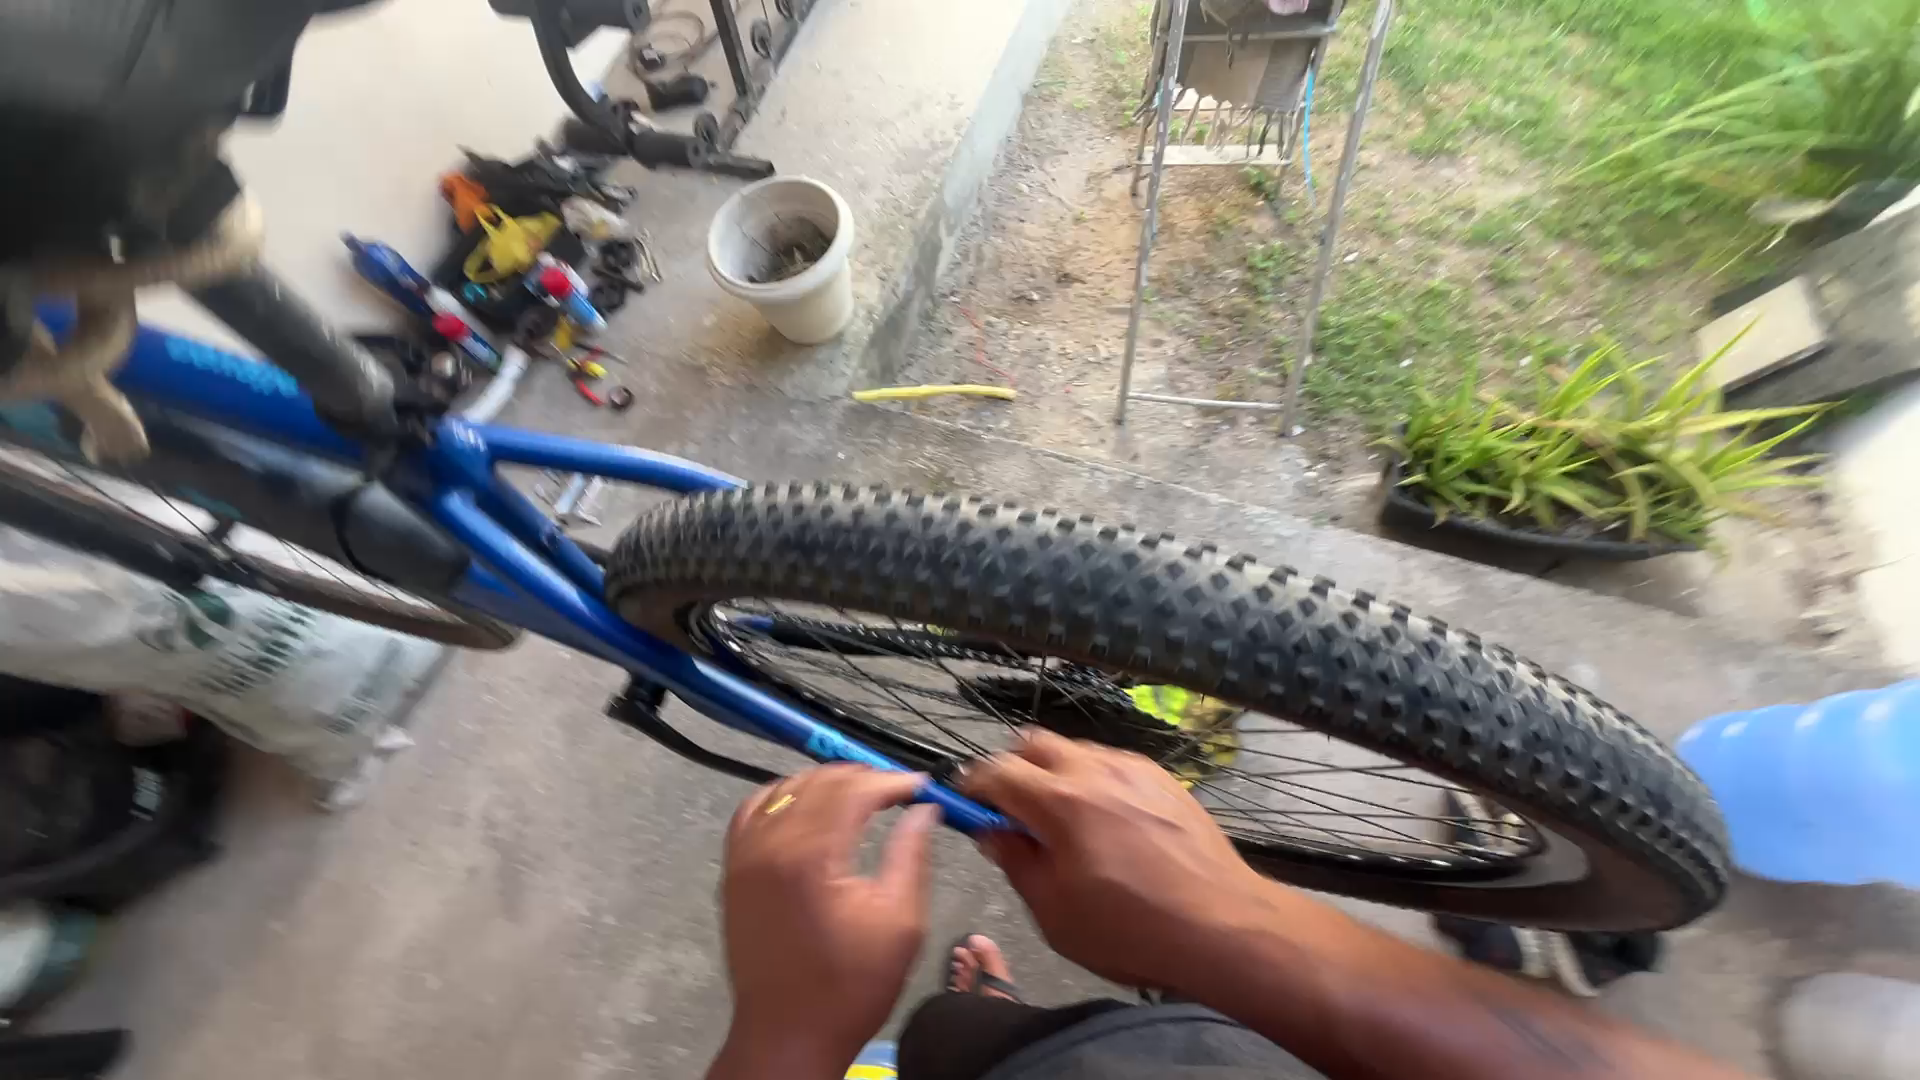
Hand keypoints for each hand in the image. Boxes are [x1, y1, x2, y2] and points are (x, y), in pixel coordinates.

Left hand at [710, 766, 939, 1079]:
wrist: (786, 1039)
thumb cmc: (849, 986)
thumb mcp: (900, 922)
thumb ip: (911, 853)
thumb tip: (924, 808)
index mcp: (811, 856)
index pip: (854, 790)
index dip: (891, 782)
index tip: (919, 786)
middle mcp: (770, 843)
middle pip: (820, 781)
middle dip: (863, 778)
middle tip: (896, 791)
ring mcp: (744, 854)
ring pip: (787, 787)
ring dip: (826, 782)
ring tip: (860, 795)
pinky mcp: (732, 868)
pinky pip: (754, 809)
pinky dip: (784, 795)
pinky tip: (807, 805)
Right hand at [960, 729, 1275, 994]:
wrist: (1224, 925)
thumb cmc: (1130, 928)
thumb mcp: (1053, 911)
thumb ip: (1014, 861)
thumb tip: (992, 830)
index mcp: (1059, 801)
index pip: (996, 771)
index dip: (973, 784)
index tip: (966, 800)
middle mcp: (1091, 769)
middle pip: (1032, 742)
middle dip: (1012, 766)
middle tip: (1012, 806)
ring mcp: (1131, 767)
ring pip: (1073, 750)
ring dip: (1053, 772)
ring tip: (1064, 817)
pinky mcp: (1161, 776)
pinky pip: (1111, 763)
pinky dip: (1092, 779)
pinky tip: (1108, 820)